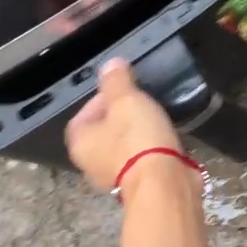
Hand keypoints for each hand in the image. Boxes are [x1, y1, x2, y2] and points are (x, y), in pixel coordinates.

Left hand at [64, 58, 186, 196]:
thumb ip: (117, 81)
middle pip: (103, 130)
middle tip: (143, 101)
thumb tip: (110, 64)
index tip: (126, 88)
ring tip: (157, 116)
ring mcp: (113, 176)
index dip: (103, 98)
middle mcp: (90, 162)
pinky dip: (150, 146)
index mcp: (80, 142)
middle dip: (121, 115)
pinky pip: (140, 157)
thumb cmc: (137, 138)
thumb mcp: (127, 100)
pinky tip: (165, 137)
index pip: (83, 114)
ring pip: (122, 145)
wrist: (163, 181)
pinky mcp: (138, 182)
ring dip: (137, 131)